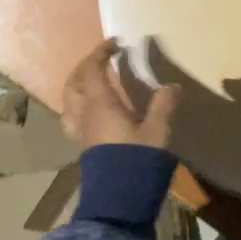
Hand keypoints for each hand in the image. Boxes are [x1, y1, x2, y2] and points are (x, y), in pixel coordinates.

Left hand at [61, 38, 180, 151]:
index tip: (115, 43)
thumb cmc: (137, 158)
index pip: (94, 69)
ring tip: (93, 81)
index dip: (101, 53)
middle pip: (74, 82)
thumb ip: (163, 105)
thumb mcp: (157, 130)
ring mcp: (80, 130)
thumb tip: (171, 86)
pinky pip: (72, 117)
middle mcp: (84, 113)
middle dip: (86, 66)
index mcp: (100, 103)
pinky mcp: (82, 145)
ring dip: (78, 85)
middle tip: (102, 59)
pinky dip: (78, 105)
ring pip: (69, 100)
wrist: (119, 196)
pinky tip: (90, 110)